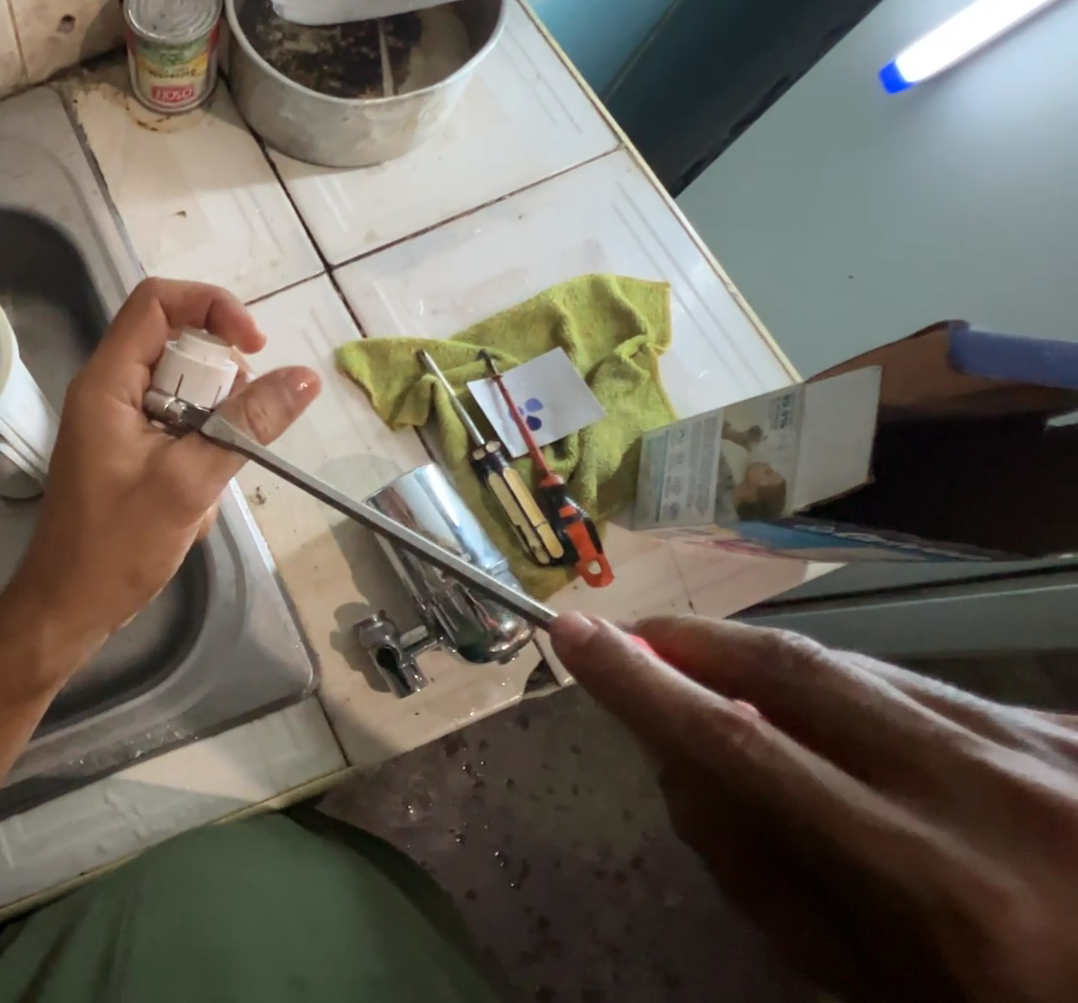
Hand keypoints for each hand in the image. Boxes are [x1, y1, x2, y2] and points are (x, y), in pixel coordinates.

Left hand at [2, 277, 319, 654]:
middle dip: (219, 377)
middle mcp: (108, 390)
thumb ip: (245, 426)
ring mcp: (116, 422)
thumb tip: (304, 377)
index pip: (157, 302)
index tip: (254, 346)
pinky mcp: (127, 450)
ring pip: (182, 388)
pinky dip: (199, 448)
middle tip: (238, 426)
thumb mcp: (189, 482)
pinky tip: (198, 496)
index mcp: (107, 382)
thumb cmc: (117, 546)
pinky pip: (175, 425)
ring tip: (213, 473)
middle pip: (175, 343)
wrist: (69, 605)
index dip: (211, 306)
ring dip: (213, 422)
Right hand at [550, 613, 1077, 1002]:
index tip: (574, 634)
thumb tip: (669, 745)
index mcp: (941, 886)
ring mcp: (1058, 752)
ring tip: (728, 684)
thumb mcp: (856, 969)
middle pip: (799, 672)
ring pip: (860, 669)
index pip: (739, 744)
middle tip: (631, 635)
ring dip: (769, 666)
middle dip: (694, 641)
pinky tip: (845, 727)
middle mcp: (1001, 798)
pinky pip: (926, 687)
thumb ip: (752, 860)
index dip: (642, 682)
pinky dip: (856, 693)